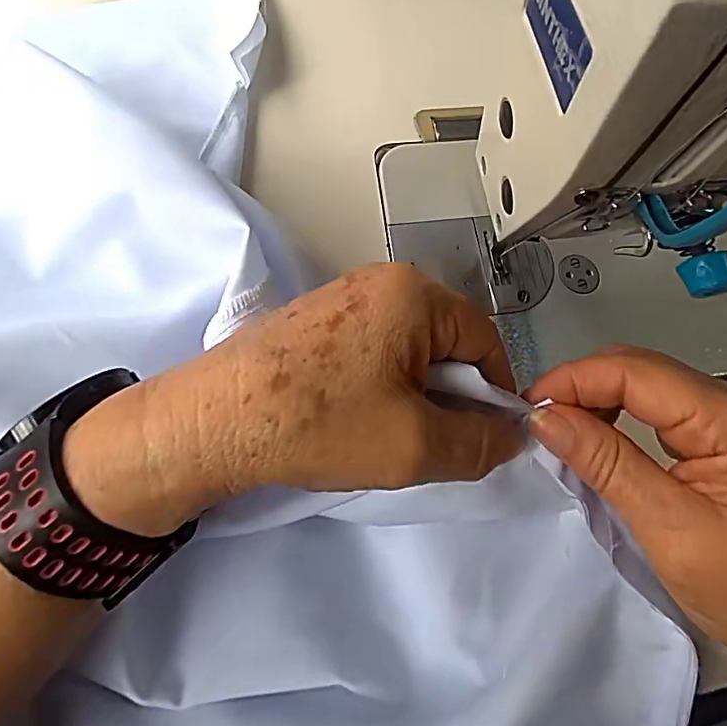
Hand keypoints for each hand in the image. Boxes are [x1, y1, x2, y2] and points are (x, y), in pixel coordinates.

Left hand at [64, 263, 525, 535]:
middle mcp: (377, 280)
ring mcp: (339, 296)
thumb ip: (480, 441)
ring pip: (405, 349)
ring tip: (381, 432)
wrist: (215, 419)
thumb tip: (510, 434)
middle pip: (444, 341)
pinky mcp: (312, 318)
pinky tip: (350, 416)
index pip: (485, 340)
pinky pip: (368, 349)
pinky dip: (374, 384)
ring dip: (409, 393)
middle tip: (424, 441)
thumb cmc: (319, 423)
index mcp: (411, 292)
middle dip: (446, 395)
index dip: (492, 395)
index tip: (478, 439)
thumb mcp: (416, 444)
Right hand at [524, 347, 726, 725]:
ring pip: (647, 383)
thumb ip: (606, 463)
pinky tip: (598, 437)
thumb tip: (544, 417)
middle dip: (582, 386)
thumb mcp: (671, 530)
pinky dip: (619, 413)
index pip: (638, 372)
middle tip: (539, 420)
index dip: (575, 379)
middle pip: (642, 368)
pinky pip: (660, 406)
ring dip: (597, 399)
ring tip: (561, 430)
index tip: (528, 406)